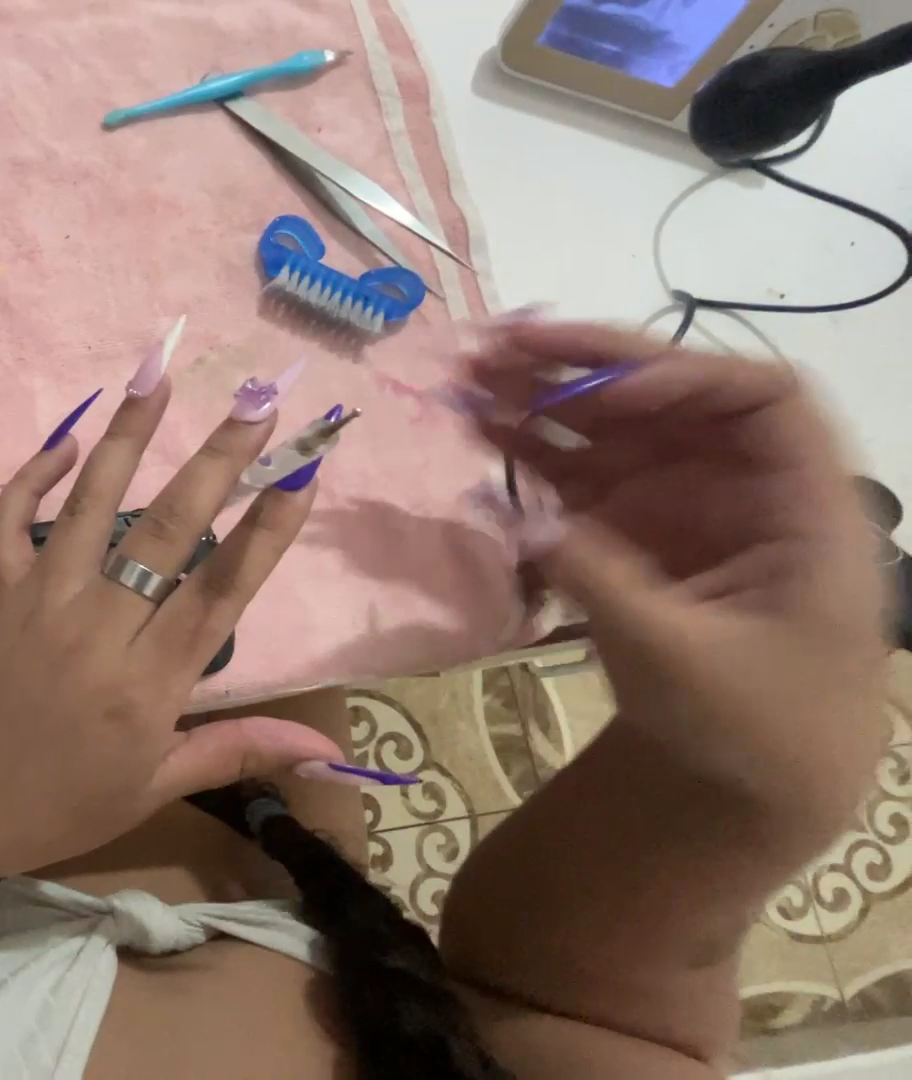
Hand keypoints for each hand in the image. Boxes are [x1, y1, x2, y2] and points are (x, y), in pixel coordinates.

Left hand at [0, 365, 346, 879]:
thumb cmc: (59, 807)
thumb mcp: (152, 790)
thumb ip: (236, 751)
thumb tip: (332, 753)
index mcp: (147, 685)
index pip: (220, 593)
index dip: (266, 533)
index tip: (302, 474)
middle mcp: (97, 630)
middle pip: (164, 534)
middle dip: (216, 462)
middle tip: (257, 399)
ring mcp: (40, 604)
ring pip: (88, 510)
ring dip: (125, 439)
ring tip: (157, 376)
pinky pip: (7, 525)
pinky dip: (30, 480)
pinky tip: (63, 442)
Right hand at [467, 321, 887, 811]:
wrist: (738, 770)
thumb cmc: (748, 718)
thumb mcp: (676, 653)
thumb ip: (597, 577)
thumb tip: (516, 514)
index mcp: (794, 503)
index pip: (758, 401)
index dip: (680, 380)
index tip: (602, 399)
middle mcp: (730, 484)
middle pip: (664, 397)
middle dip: (584, 366)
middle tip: (499, 347)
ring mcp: (668, 503)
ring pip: (603, 428)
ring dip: (537, 397)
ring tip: (469, 374)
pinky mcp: (617, 529)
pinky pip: (567, 473)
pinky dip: (522, 449)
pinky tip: (478, 426)